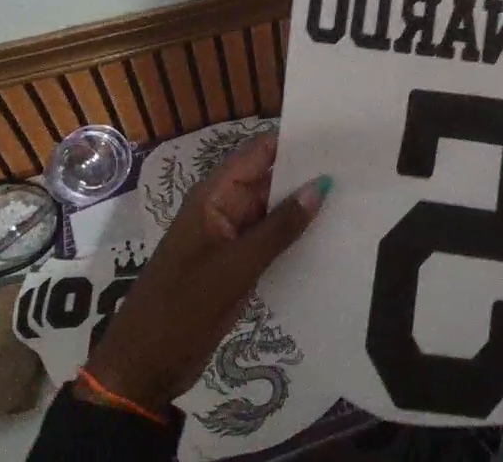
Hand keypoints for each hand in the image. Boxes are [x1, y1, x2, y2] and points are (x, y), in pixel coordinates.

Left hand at [81, 132, 330, 416]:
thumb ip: (280, 227)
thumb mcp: (236, 267)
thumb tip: (320, 186)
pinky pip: (269, 241)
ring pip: (272, 211)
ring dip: (303, 208)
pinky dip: (294, 238)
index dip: (294, 141)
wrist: (145, 366)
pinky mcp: (235, 265)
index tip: (336, 135)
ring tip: (353, 198)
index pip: (258, 153)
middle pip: (269, 179)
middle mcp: (223, 209)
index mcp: (213, 196)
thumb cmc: (183, 307)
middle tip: (357, 169)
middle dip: (306, 174)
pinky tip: (328, 239)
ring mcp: (229, 238)